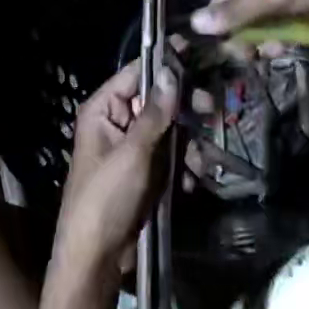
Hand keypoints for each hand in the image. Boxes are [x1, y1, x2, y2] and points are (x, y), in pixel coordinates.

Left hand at [51, 60, 179, 285]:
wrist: (96, 256)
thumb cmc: (105, 198)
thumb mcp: (132, 154)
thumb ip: (154, 114)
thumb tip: (171, 72)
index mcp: (103, 110)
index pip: (135, 74)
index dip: (164, 63)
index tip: (195, 52)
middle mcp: (117, 122)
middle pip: (157, 100)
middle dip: (185, 107)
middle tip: (212, 110)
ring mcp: (133, 147)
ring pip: (170, 128)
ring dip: (188, 142)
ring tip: (201, 160)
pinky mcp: (146, 170)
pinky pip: (171, 154)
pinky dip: (184, 164)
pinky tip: (192, 179)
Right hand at [175, 0, 308, 40]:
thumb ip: (234, 11)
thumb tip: (195, 25)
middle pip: (219, 0)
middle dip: (219, 25)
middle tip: (216, 48)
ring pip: (240, 22)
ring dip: (245, 40)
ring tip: (253, 54)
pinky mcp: (284, 14)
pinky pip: (263, 31)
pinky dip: (268, 42)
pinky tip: (278, 49)